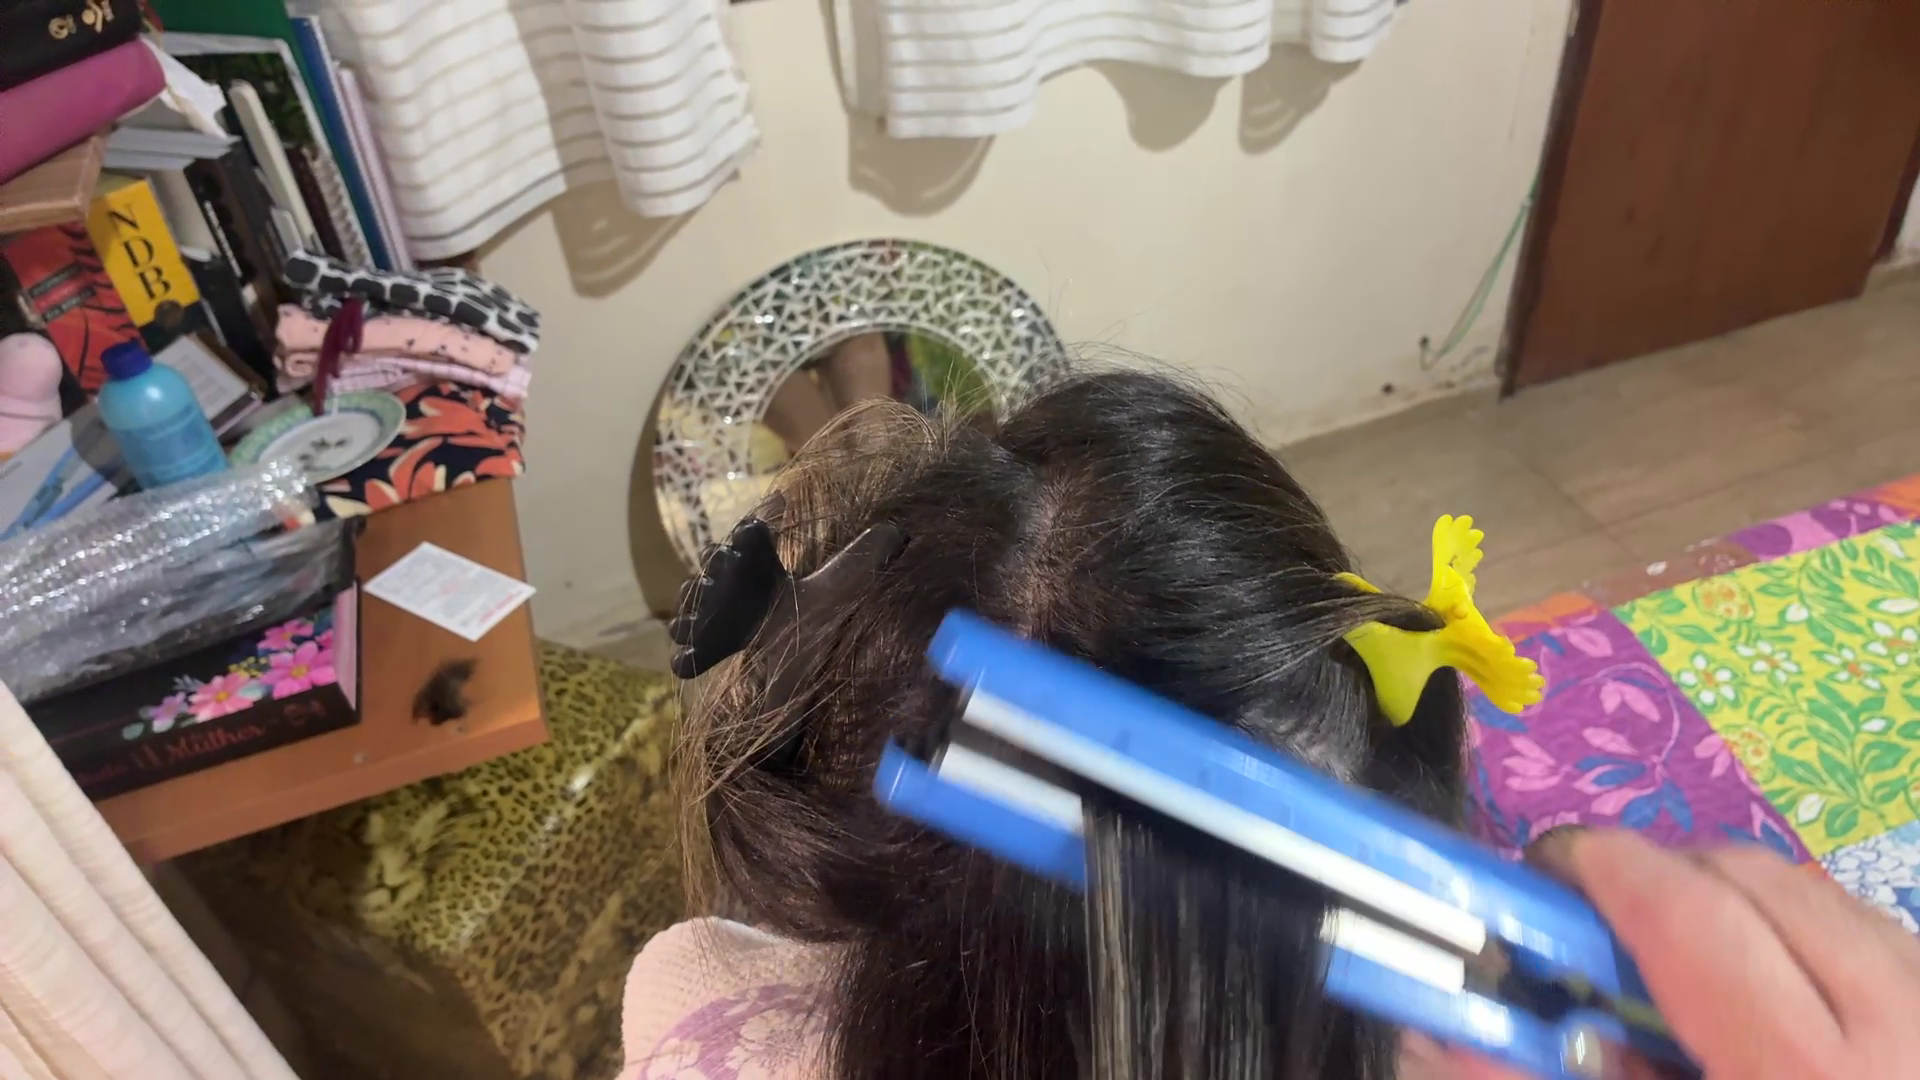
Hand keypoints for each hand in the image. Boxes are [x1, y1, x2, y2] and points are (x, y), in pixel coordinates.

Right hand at [1438, 829, 1919, 1078]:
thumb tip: (1445, 1032)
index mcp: (1803, 1073)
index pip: (1684, 911)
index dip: (1594, 865)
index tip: (1542, 873)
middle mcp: (1907, 1035)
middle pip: (1743, 877)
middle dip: (1650, 873)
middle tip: (1604, 918)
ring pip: (1812, 892)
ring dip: (1726, 896)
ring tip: (1695, 955)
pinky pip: (1872, 929)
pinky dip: (1802, 929)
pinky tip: (1788, 992)